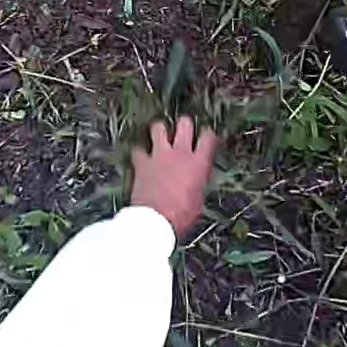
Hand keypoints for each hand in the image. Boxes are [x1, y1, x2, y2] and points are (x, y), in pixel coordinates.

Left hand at [130, 116, 217, 237]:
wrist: (154, 222)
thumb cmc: (179, 216)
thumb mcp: (199, 201)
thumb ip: (199, 182)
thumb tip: (200, 177)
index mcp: (198, 164)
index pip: (208, 137)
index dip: (208, 133)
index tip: (206, 136)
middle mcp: (179, 154)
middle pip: (184, 124)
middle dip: (185, 124)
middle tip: (184, 129)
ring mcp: (159, 156)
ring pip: (159, 127)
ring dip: (160, 130)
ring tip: (161, 134)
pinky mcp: (142, 163)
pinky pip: (138, 149)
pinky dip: (139, 151)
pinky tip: (140, 154)